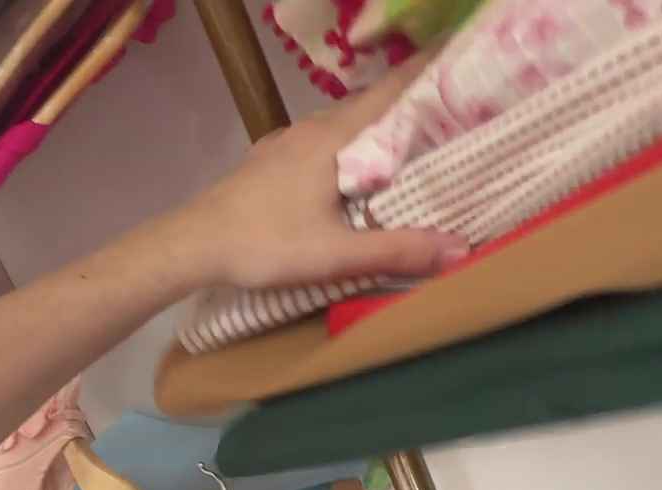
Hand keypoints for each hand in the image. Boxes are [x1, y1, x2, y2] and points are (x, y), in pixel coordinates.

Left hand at [153, 55, 466, 291]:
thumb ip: (394, 249)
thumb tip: (460, 249)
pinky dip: (335, 147)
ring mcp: (278, 145)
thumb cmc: (261, 244)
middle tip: (451, 110)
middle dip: (409, 103)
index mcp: (335, 135)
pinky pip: (309, 144)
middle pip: (368, 103)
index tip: (472, 63)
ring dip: (368, 127)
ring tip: (401, 140)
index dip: (436, 71)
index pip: (397, 86)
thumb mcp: (332, 253)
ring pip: (336, 123)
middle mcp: (308, 128)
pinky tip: (338, 169)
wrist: (189, 247)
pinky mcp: (259, 166)